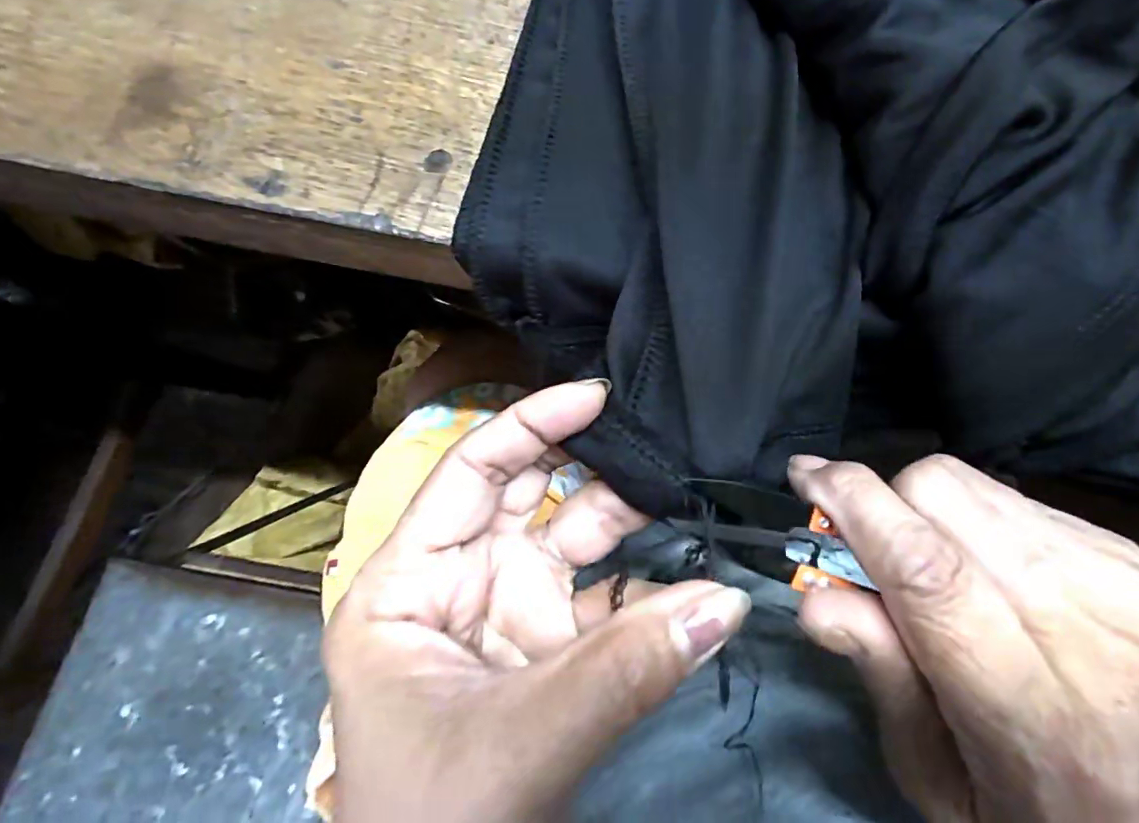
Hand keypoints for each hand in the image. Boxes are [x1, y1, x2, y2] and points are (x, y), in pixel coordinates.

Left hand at [323, 381, 752, 821]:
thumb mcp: (519, 741)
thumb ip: (626, 668)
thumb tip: (727, 600)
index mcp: (412, 583)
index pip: (472, 472)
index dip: (532, 424)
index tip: (597, 396)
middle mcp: (463, 581)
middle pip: (530, 491)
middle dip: (592, 459)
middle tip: (660, 432)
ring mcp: (512, 612)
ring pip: (575, 535)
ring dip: (631, 512)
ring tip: (690, 481)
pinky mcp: (555, 646)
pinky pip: (609, 591)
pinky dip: (650, 574)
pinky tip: (695, 556)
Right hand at [789, 452, 1138, 822]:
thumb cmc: (1017, 796)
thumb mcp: (929, 770)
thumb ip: (880, 673)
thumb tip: (816, 598)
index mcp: (1035, 713)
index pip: (931, 575)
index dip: (860, 509)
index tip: (806, 474)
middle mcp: (1087, 629)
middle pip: (945, 498)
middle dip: (884, 504)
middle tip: (866, 546)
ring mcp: (1115, 578)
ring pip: (970, 481)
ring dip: (924, 506)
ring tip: (928, 561)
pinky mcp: (1122, 547)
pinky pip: (1004, 491)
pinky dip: (967, 514)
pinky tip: (979, 563)